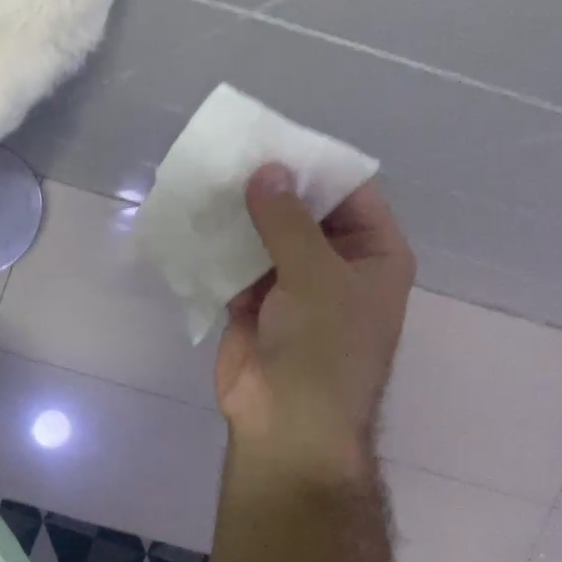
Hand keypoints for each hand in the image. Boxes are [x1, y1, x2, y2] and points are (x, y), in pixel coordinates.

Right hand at [215, 164, 415, 482]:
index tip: (270, 143)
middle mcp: (332, 266)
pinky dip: (213, 255)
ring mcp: (288, 289)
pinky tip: (189, 232)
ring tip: (199, 190)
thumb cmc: (322, 347)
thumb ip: (287, 223)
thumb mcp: (314, 276)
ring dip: (234, 223)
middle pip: (299, 215)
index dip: (313, 168)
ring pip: (261, 242)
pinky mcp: (248, 308)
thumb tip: (265, 172)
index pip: (349, 195)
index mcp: (372, 254)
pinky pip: (231, 271)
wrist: (286, 419)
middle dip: (266, 193)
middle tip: (224, 162)